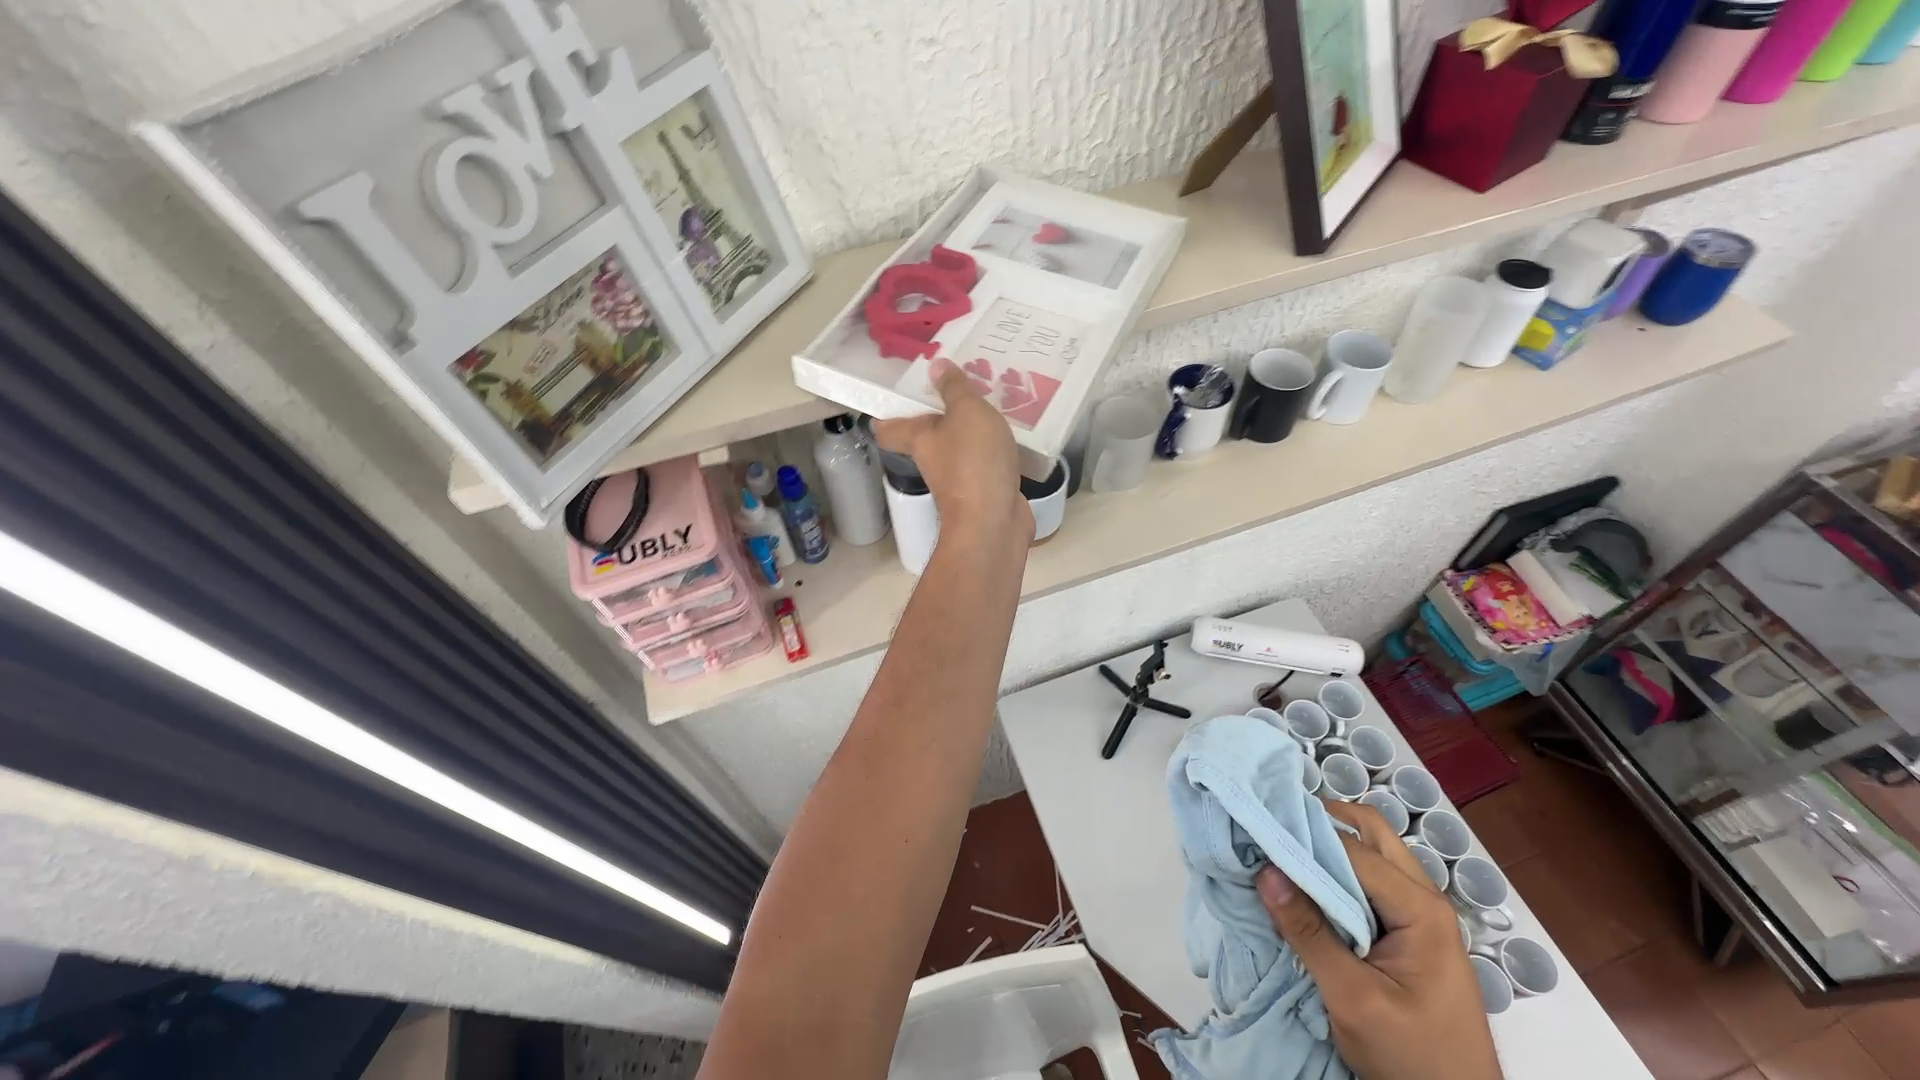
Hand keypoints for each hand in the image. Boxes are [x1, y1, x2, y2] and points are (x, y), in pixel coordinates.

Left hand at [873, 369, 1032, 546]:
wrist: (994, 522)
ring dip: (976, 427)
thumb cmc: (972, 462)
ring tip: (997, 397)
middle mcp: (933, 458)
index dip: (890, 408)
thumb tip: (935, 365)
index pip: (888, 426)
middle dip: (946, 409)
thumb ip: (954, 388)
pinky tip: (1017, 430)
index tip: (905, 387)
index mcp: (918, 438)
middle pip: (931, 431)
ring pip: (963, 444)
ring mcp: (960, 477)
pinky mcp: (986, 488)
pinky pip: (988, 460)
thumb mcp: (966, 412)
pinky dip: (998, 447)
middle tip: (966, 380)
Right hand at [1257, 801, 1500, 1079]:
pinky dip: (1336, 875)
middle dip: (1321, 825)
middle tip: (1272, 833)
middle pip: (1371, 833)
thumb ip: (1309, 934)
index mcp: (1421, 909)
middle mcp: (1424, 898)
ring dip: (1328, 849)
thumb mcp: (1353, 999)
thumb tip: (1266, 873)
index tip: (1257, 834)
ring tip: (1281, 856)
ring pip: (1371, 854)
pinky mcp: (1408, 931)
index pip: (1353, 850)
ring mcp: (1419, 914)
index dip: (1304, 838)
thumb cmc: (1411, 1056)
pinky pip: (1370, 883)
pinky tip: (1304, 887)